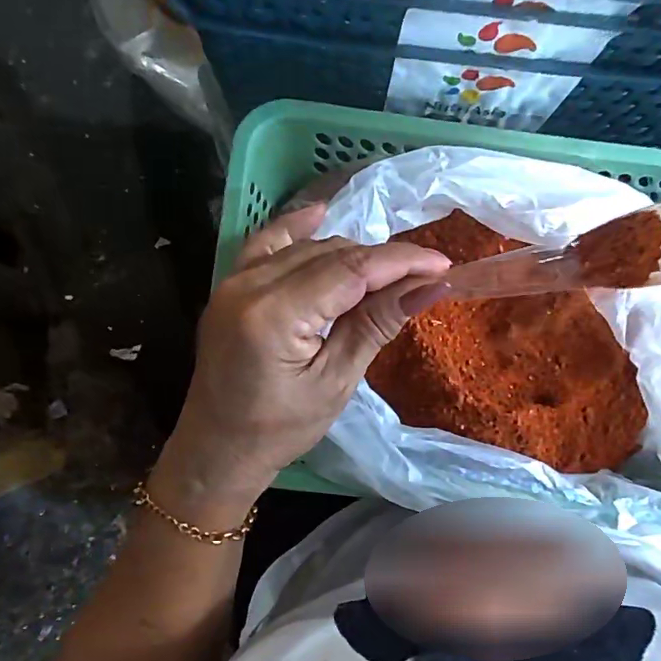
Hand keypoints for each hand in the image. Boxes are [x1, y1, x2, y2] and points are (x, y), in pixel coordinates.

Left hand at [156, 204, 449, 503]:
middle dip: (379, 260)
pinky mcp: (229, 286)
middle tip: (420, 277)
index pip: (351, 269)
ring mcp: (234, 281)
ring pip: (305, 247)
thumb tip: (429, 285)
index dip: (401, 262)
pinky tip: (322, 213)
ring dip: (348, 254)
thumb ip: (376, 324)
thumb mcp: (335, 382)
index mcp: (275, 315)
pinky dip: (297, 229)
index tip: (443, 264)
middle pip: (330, 252)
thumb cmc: (278, 429)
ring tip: (385, 274)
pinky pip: (266, 243)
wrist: (217, 447)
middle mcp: (250, 285)